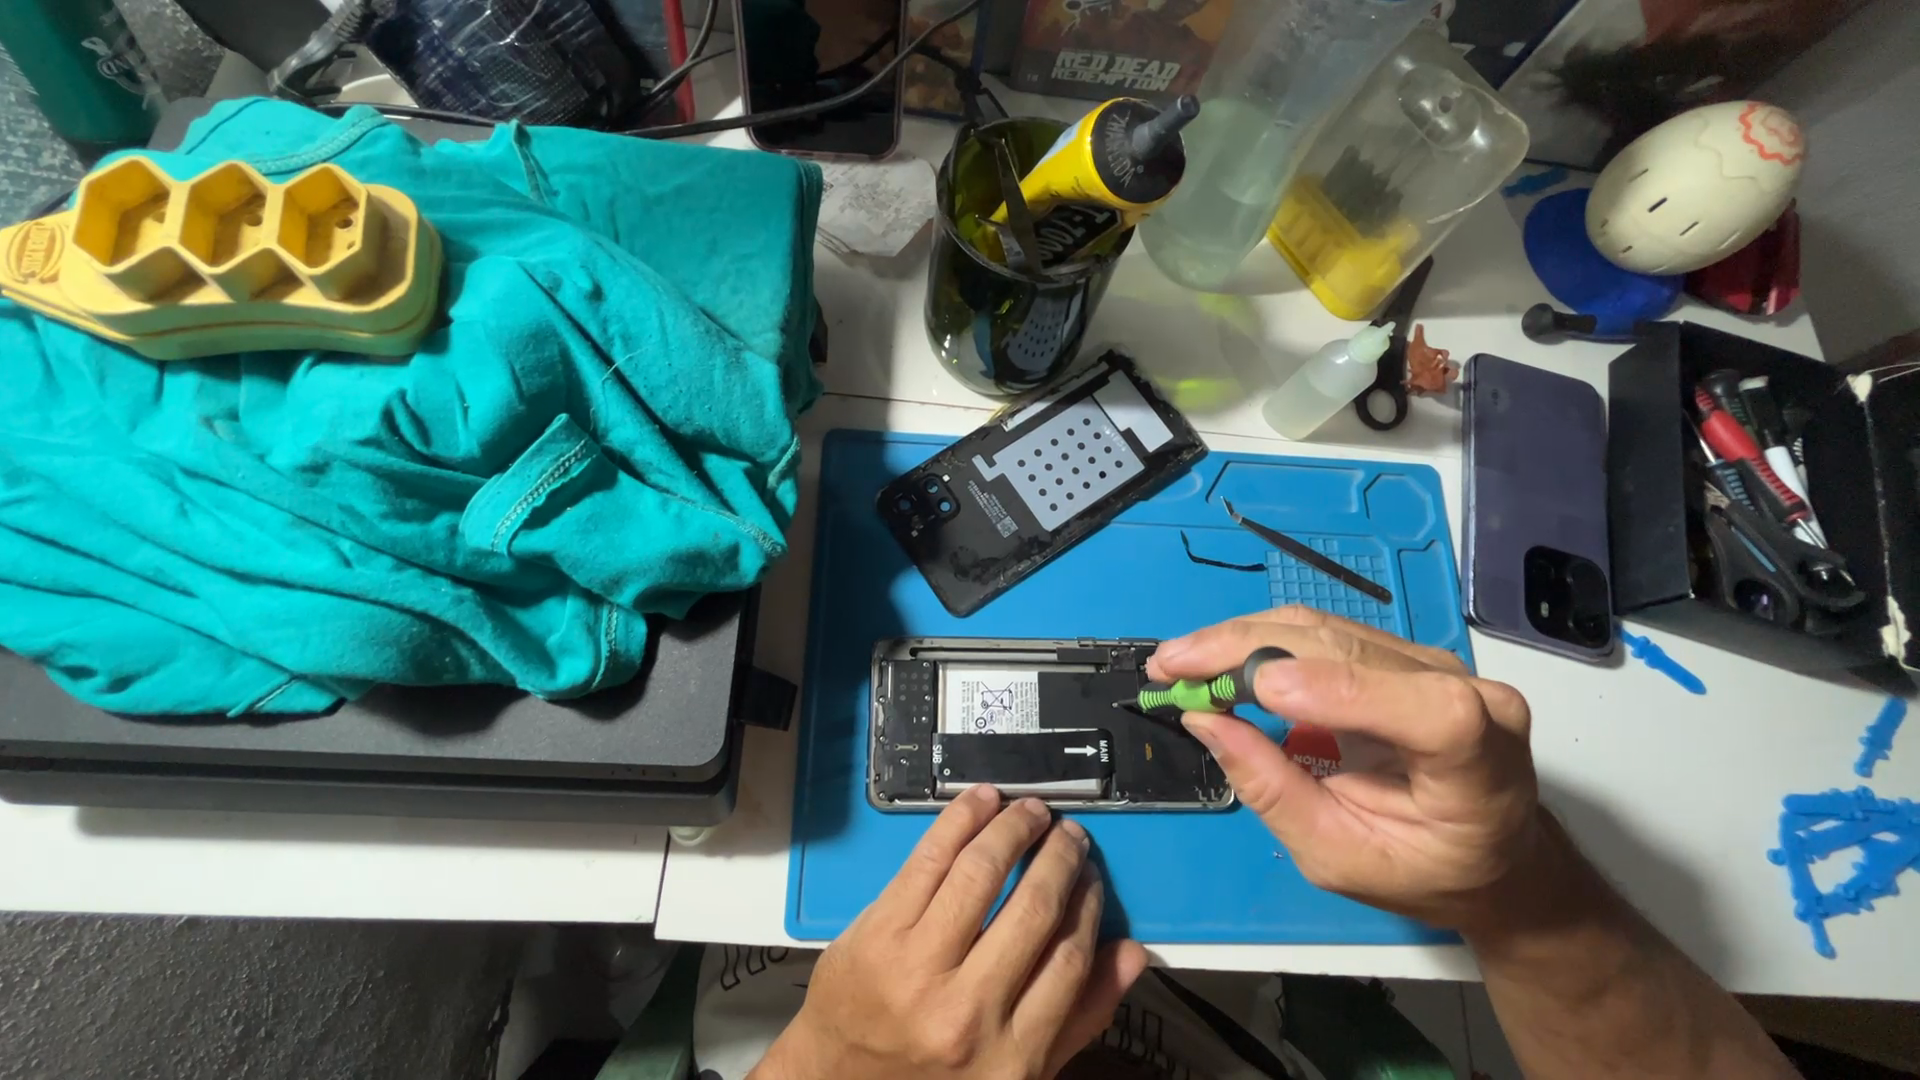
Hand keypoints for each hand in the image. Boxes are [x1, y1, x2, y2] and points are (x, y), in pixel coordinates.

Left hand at [752, 785, 1147, 1079]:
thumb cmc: (935, 1077)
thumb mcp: (1015, 1076)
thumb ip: (1078, 1020)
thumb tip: (1132, 953)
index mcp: (1010, 1055)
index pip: (1068, 959)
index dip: (1088, 906)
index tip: (1092, 877)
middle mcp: (966, 1009)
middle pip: (1032, 909)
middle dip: (1059, 859)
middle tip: (1069, 834)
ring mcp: (916, 964)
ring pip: (980, 873)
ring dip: (1013, 829)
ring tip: (1031, 810)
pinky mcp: (878, 929)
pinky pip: (928, 859)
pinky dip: (960, 820)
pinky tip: (982, 801)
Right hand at [1148, 606, 1542, 931]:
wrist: (1486, 847)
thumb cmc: (1424, 868)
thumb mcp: (1340, 857)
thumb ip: (1274, 792)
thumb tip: (1204, 721)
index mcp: (1475, 759)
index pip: (1426, 711)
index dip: (1343, 691)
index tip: (1259, 694)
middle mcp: (1461, 690)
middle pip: (1346, 650)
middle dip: (1245, 650)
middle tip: (1169, 667)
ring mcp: (1424, 660)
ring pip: (1319, 627)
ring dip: (1236, 637)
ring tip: (1178, 661)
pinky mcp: (1391, 650)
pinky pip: (1315, 630)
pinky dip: (1254, 639)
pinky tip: (1213, 656)